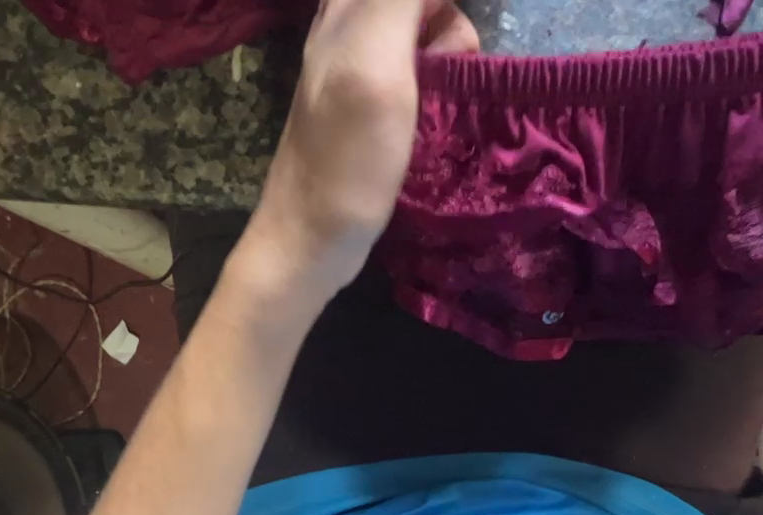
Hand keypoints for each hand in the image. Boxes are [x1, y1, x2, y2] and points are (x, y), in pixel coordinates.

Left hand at [234, 0, 478, 299]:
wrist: (309, 243)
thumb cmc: (345, 163)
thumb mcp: (376, 62)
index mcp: (351, 3)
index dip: (442, 7)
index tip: (450, 56)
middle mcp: (350, 18)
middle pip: (423, 2)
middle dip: (449, 23)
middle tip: (453, 64)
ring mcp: (358, 60)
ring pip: (425, 23)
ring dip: (451, 48)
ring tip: (448, 91)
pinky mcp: (368, 98)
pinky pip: (417, 61)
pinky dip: (438, 75)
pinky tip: (436, 110)